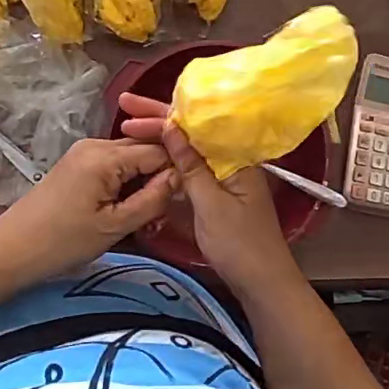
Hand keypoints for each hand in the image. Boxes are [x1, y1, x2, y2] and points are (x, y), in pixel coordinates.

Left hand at [0, 137, 176, 280]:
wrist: (11, 250)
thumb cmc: (63, 241)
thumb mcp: (115, 226)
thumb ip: (152, 199)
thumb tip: (180, 178)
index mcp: (106, 155)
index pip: (159, 150)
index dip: (175, 173)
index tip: (182, 202)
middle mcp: (96, 144)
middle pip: (145, 151)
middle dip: (159, 179)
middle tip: (163, 215)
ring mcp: (84, 152)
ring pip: (131, 160)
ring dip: (143, 185)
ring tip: (146, 219)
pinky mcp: (78, 164)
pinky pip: (114, 167)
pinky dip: (126, 186)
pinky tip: (126, 211)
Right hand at [116, 92, 295, 286]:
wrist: (263, 283)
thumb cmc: (240, 244)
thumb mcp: (210, 203)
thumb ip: (190, 165)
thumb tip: (171, 127)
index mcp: (236, 156)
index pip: (197, 123)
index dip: (162, 113)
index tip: (132, 106)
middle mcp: (231, 159)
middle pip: (192, 131)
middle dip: (158, 120)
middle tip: (125, 106)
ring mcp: (225, 176)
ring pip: (189, 149)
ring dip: (162, 138)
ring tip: (130, 126)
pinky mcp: (219, 192)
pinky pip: (192, 168)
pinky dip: (171, 161)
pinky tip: (151, 157)